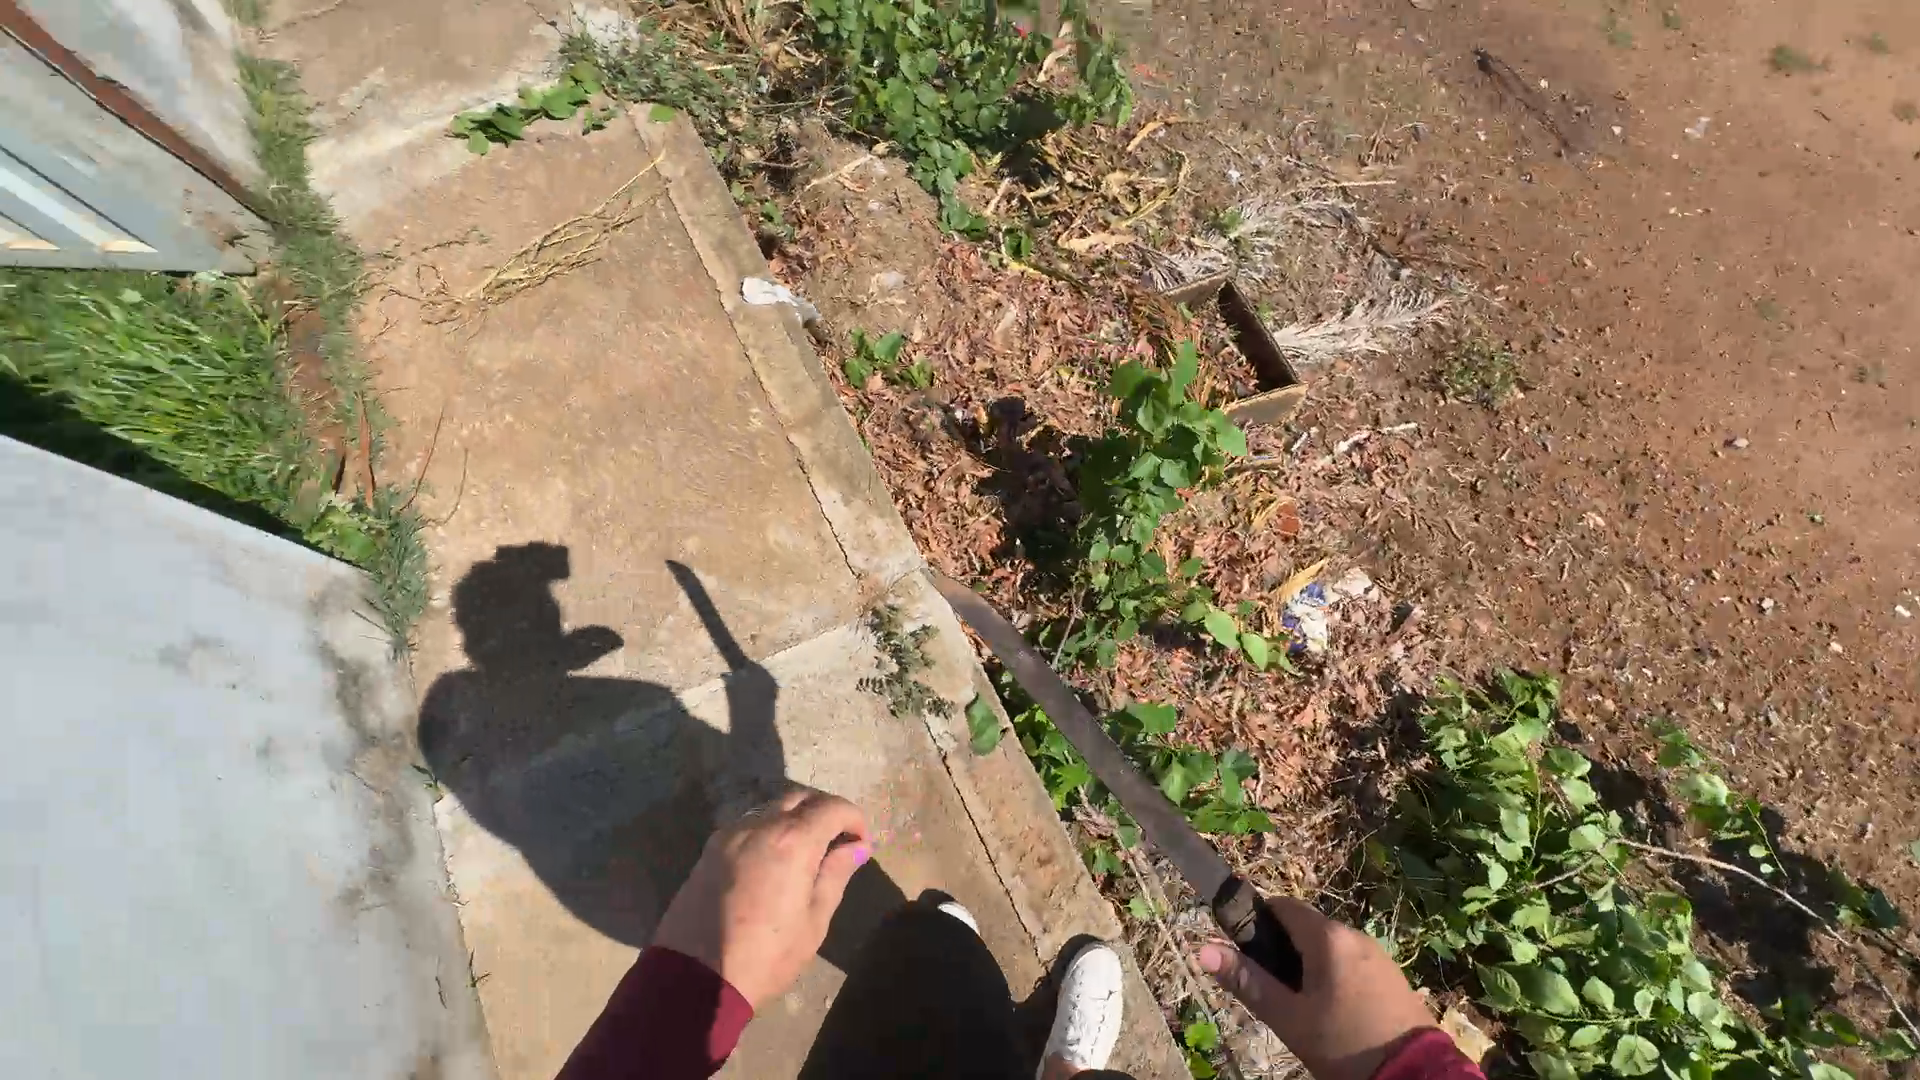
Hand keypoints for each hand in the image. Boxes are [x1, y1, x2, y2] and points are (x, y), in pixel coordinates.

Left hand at [652, 788, 871, 1007]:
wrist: (693, 982)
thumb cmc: (765, 957)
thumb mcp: (813, 921)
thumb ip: (836, 874)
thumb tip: (857, 847)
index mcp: (792, 841)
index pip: (832, 807)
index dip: (853, 818)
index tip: (861, 841)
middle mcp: (761, 826)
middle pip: (800, 798)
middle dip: (824, 812)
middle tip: (836, 841)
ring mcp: (730, 835)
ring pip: (771, 809)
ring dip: (794, 819)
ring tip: (804, 852)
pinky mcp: (709, 850)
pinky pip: (747, 826)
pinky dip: (768, 831)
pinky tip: (771, 861)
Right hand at [1198, 897, 1434, 1079]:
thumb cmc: (1346, 1046)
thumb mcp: (1290, 1018)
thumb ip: (1247, 981)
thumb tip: (1202, 949)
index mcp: (1328, 937)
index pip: (1281, 906)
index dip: (1258, 922)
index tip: (1247, 952)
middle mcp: (1354, 935)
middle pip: (1305, 928)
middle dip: (1283, 949)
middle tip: (1274, 989)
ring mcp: (1379, 956)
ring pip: (1329, 948)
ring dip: (1310, 965)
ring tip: (1303, 1006)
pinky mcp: (1395, 978)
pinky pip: (1352, 964)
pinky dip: (1335, 977)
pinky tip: (1335, 1013)